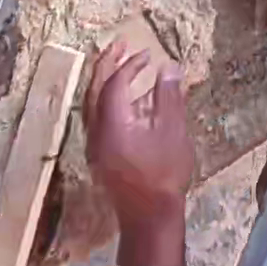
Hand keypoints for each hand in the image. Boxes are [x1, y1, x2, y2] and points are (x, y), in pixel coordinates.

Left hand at [84, 39, 193, 227]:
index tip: (148, 55)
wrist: (150, 221)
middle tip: (120, 44)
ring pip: (94, 103)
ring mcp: (95, 145)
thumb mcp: (172, 132)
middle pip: (95, 88)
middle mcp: (96, 131)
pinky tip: (134, 101)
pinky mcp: (101, 155)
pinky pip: (99, 117)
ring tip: (126, 66)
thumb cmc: (164, 175)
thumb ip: (168, 96)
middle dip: (107, 63)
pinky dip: (111, 100)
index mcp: (111, 123)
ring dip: (107, 81)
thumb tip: (168, 67)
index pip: (114, 84)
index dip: (130, 65)